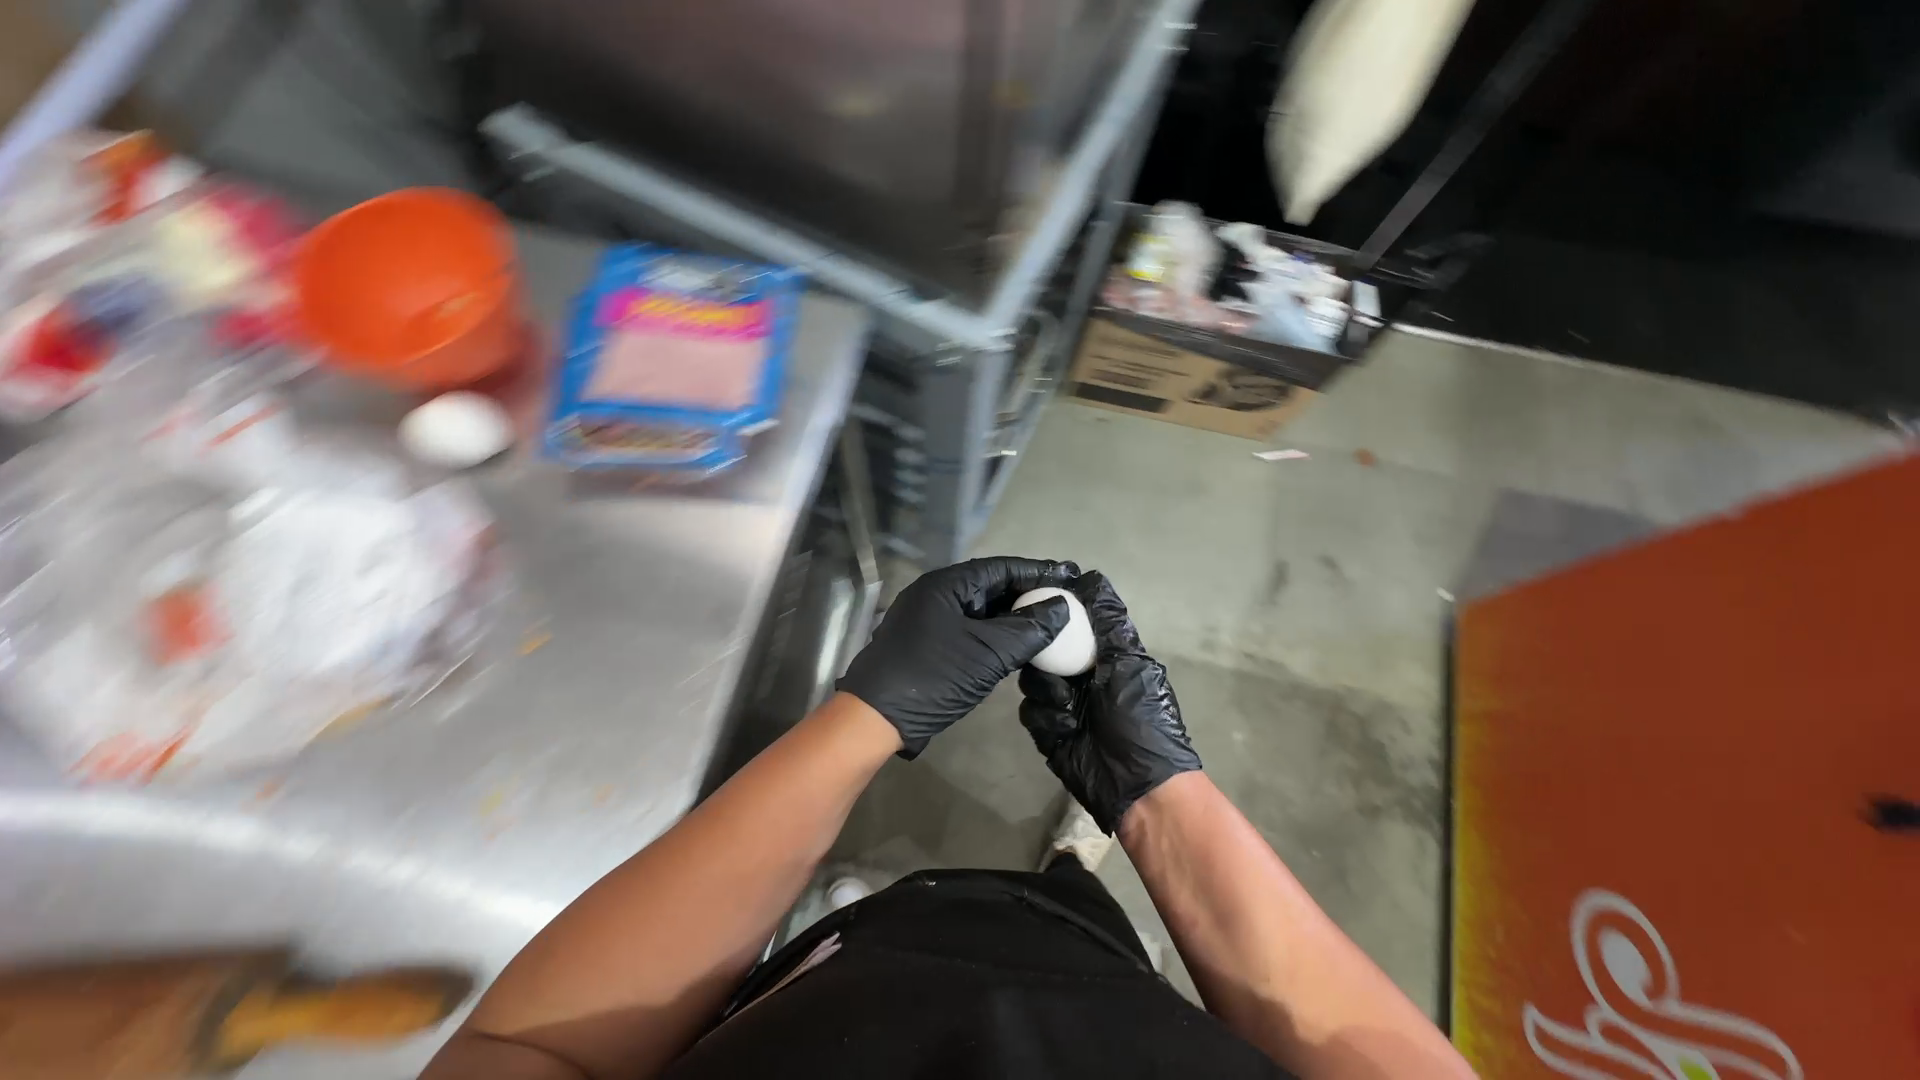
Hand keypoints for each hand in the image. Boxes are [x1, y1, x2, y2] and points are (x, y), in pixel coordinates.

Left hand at [838, 556, 1077, 757]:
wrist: (876, 717)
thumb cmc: (932, 676)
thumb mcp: (988, 653)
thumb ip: (1028, 629)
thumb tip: (1061, 608)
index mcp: (946, 585)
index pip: (1000, 568)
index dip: (1037, 571)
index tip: (1069, 576)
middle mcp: (935, 595)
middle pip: (990, 586)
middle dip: (1027, 594)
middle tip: (1063, 601)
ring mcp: (928, 620)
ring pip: (980, 611)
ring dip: (1012, 616)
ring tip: (1048, 623)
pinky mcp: (927, 645)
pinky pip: (969, 630)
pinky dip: (995, 634)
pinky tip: (1017, 645)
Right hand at [1018, 571, 1201, 832]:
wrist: (1136, 785)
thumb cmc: (1141, 718)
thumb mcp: (1129, 662)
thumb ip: (1108, 621)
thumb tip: (1091, 577)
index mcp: (1106, 655)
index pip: (1074, 622)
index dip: (1056, 609)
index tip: (1036, 596)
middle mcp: (1083, 675)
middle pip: (1046, 648)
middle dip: (1045, 653)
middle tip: (1049, 661)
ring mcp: (1064, 703)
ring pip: (1033, 679)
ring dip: (1048, 692)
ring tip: (1067, 707)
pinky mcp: (1048, 730)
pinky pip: (1031, 711)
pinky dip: (1046, 718)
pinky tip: (1063, 729)